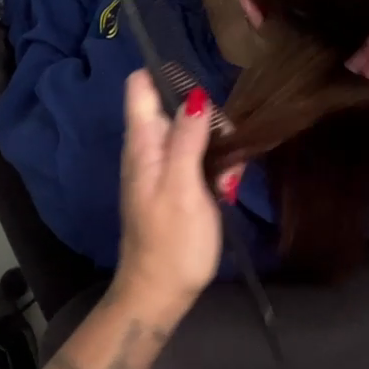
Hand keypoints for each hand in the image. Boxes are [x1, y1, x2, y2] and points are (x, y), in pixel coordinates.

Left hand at [111, 70, 221, 319]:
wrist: (160, 293)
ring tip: (227, 179)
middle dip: (206, 119)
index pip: (140, 86)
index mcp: (143, 141)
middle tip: (224, 151)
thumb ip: (188, 139)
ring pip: (192, 132)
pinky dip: (214, 167)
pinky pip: (197, 158)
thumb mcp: (183, 187)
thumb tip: (195, 95)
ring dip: (216, 147)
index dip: (166, 75)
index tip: (200, 89)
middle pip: (175, 106)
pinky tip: (225, 189)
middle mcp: (148, 147)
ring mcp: (162, 165)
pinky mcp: (176, 183)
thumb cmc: (172, 241)